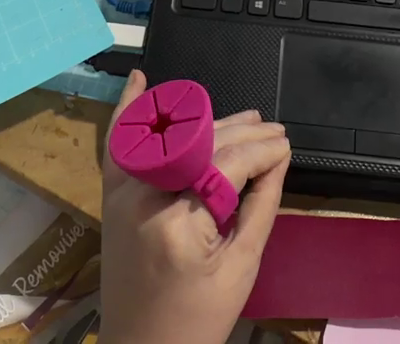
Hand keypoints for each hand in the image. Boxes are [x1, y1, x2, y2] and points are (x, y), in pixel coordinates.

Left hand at [98, 70, 291, 343]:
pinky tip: (141, 80)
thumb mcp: (242, 267)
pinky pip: (119, 142)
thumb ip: (261, 205)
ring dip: (209, 122)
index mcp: (178, 221)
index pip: (230, 162)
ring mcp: (122, 191)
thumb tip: (280, 156)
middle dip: (244, 132)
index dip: (263, 149)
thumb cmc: (197, 320)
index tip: (286, 144)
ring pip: (172, 136)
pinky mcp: (112, 194)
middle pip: (202, 142)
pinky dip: (130, 111)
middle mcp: (143, 194)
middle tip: (275, 130)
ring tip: (248, 118)